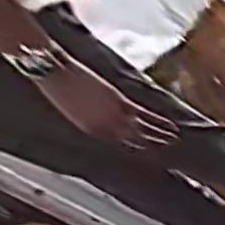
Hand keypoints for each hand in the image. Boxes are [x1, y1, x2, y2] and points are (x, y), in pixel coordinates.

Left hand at [36, 55, 176, 150]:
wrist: (50, 69)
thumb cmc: (54, 87)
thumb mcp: (72, 110)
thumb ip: (91, 120)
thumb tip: (107, 124)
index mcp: (94, 131)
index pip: (121, 145)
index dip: (138, 151)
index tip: (150, 155)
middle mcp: (109, 127)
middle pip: (138, 140)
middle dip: (154, 147)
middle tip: (167, 152)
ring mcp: (116, 115)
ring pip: (146, 130)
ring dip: (162, 136)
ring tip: (174, 140)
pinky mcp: (123, 103)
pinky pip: (147, 116)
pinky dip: (161, 122)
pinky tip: (172, 126)